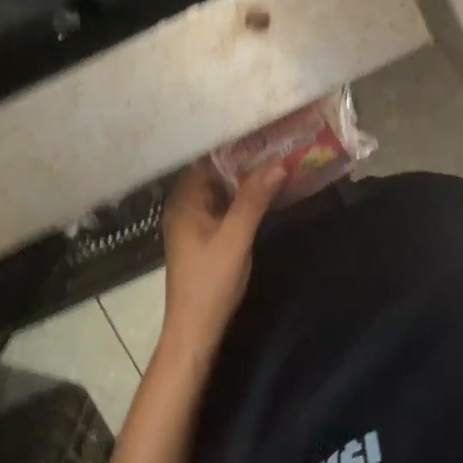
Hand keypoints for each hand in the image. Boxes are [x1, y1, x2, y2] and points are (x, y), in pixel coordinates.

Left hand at [158, 161, 285, 355]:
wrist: (195, 330)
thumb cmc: (210, 281)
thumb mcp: (235, 237)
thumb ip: (253, 200)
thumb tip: (277, 163)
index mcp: (184, 202)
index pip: (205, 160)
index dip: (231, 146)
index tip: (260, 132)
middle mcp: (185, 207)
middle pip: (214, 174)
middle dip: (242, 161)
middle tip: (276, 143)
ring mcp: (194, 224)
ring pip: (221, 192)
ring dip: (244, 180)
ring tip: (276, 161)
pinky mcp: (204, 238)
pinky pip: (224, 208)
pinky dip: (242, 199)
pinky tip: (266, 194)